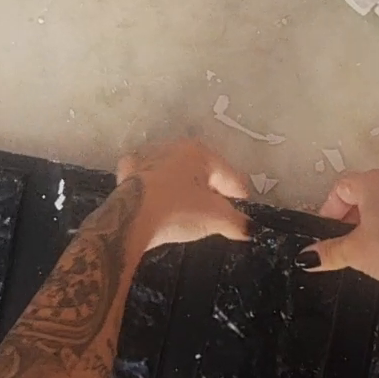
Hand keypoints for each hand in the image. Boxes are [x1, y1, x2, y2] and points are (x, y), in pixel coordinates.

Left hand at [117, 138, 250, 247]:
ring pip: (174, 169)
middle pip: (201, 168)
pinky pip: (149, 177)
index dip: (238, 188)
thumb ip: (236, 222)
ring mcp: (148, 157)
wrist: (131, 218)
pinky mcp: (127, 172)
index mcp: (200, 153)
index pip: (227, 173)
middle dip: (212, 183)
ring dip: (184, 182)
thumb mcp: (215, 219)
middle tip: (221, 201)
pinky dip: (156, 184)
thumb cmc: (180, 210)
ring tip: (191, 200)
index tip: (245, 198)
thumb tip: (251, 230)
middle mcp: (174, 147)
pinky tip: (158, 194)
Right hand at [308, 170, 378, 291]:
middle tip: (345, 242)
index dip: (329, 210)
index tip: (328, 233)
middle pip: (361, 191)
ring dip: (369, 220)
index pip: (340, 187)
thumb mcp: (355, 253)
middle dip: (348, 216)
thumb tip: (303, 258)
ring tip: (367, 247)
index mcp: (371, 182)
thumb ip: (328, 252)